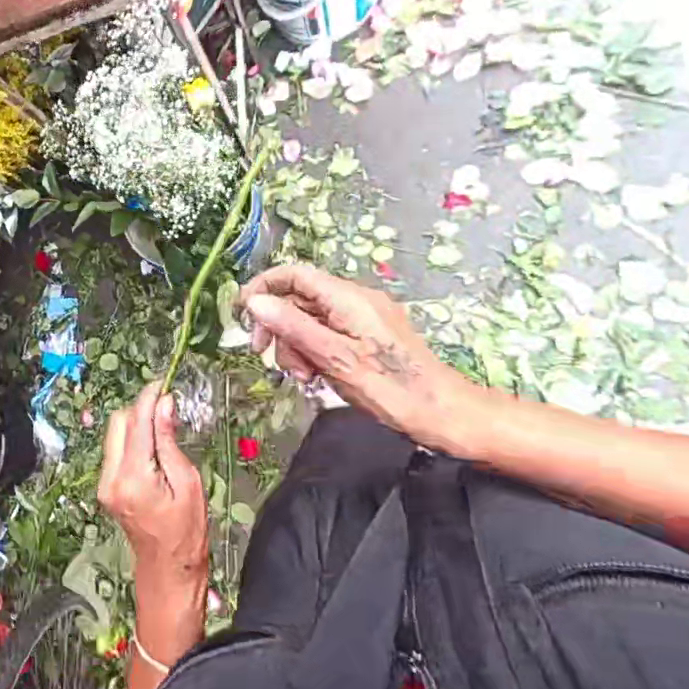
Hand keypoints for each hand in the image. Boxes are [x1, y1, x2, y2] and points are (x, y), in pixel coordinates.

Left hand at [97, 383, 207, 662]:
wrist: (167, 567)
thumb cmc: (186, 530)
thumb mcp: (187, 482)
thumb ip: (169, 441)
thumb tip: (164, 404)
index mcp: (133, 477)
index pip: (136, 422)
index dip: (149, 398)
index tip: (163, 383)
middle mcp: (111, 477)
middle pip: (119, 422)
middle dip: (140, 408)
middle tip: (165, 405)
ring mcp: (104, 483)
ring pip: (114, 433)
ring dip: (135, 423)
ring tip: (162, 425)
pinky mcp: (105, 486)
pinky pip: (115, 449)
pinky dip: (132, 439)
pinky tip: (152, 445)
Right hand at [239, 264, 485, 455]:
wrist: (445, 414)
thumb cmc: (391, 388)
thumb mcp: (334, 358)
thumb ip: (294, 327)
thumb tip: (256, 302)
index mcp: (349, 298)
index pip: (294, 274)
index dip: (263, 287)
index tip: (243, 315)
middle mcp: (355, 300)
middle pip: (299, 299)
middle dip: (279, 327)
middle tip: (268, 359)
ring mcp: (363, 318)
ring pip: (310, 320)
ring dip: (295, 346)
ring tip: (302, 377)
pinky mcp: (368, 336)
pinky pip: (327, 334)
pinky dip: (313, 352)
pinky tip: (316, 376)